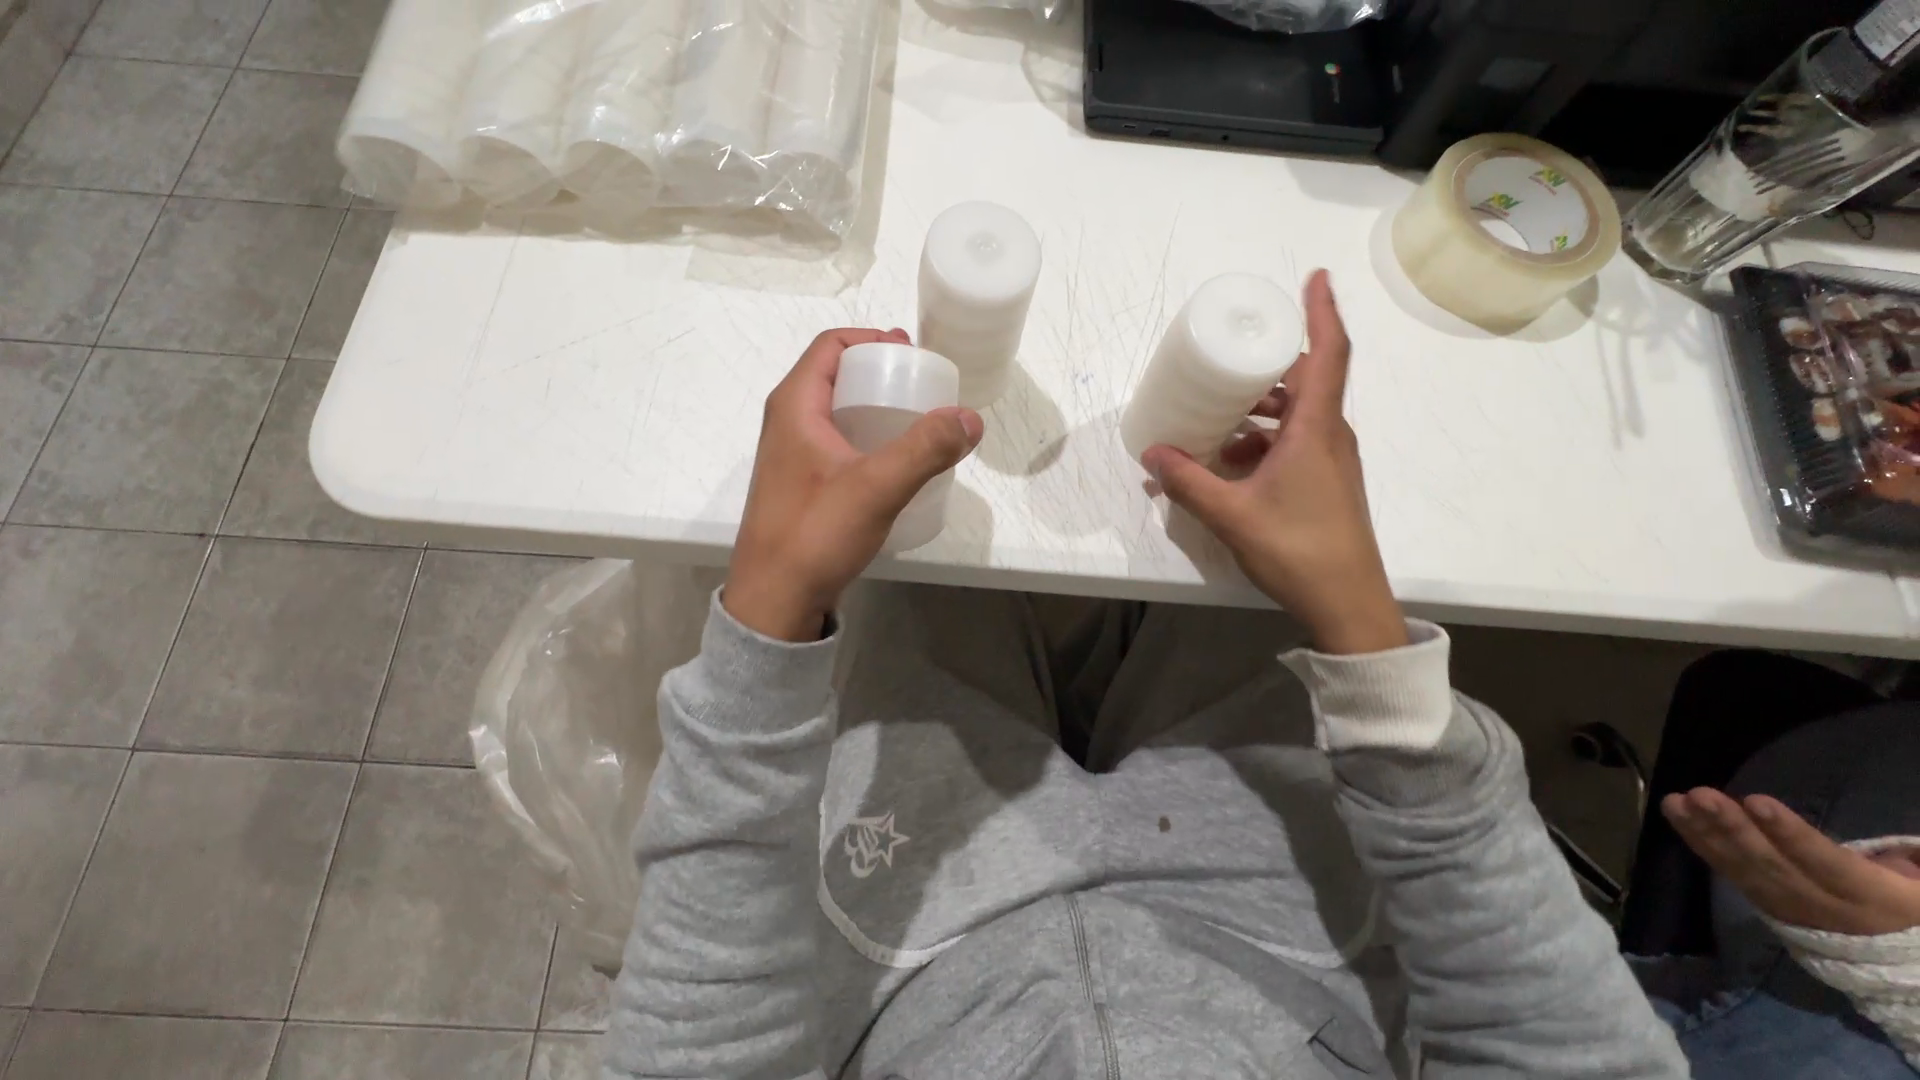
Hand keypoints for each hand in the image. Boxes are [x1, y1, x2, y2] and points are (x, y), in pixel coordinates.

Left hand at [725, 328, 983, 641]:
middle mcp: (787, 422)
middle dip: (881, 374)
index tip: (913, 354)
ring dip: (877, 409)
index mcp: (795, 406)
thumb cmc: (816, 534)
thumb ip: (925, 449)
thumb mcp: (876, 487)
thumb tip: (969, 417)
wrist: (774, 600)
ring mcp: (792, 456)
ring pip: (838, 413)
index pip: (830, 346)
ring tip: (919, 424)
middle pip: (836, 376)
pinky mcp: (802, 486)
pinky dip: (868, 440)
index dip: (872, 340)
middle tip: (925, 387)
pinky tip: (896, 464)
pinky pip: (838, 444)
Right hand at [1141, 270, 1404, 654]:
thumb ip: (1187, 482)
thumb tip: (1151, 453)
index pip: (1329, 354)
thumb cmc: (1296, 549)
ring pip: (1297, 414)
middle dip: (1270, 363)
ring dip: (1259, 409)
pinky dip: (1262, 441)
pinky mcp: (1324, 483)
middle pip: (1308, 379)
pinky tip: (1226, 463)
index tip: (1315, 276)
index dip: (1323, 312)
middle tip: (1233, 354)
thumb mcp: (1231, 513)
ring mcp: (1330, 460)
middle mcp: (1329, 435)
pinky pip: (1293, 443)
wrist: (1347, 603)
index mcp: (1316, 429)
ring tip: (1215, 415)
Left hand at [1664, 787, 1919, 935]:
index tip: (1757, 802)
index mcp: (1873, 898)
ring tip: (1676, 801)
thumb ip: (1903, 866)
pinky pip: (1728, 871)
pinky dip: (1699, 842)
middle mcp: (1823, 904)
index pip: (1827, 864)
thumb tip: (1895, 854)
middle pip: (1771, 865)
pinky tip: (1678, 814)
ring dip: (1704, 831)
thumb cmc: (1911, 906)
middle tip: (1701, 795)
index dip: (1790, 834)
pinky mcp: (1762, 903)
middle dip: (1731, 828)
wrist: (1902, 963)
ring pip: (1741, 868)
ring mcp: (1786, 905)